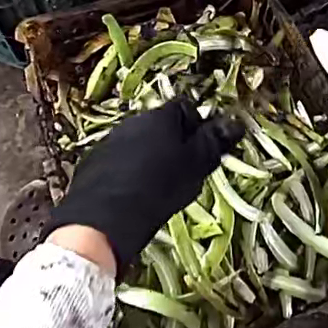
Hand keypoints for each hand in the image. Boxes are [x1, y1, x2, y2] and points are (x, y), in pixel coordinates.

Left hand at [45, 99, 240, 267]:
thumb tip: (235, 124)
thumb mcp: (196, 166)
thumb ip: (215, 142)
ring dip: (151, 157)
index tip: (205, 150)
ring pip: (140, 143)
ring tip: (160, 186)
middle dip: (175, 143)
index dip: (199, 127)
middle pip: (162, 125)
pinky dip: (129, 171)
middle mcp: (133, 121)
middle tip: (186, 170)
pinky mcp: (92, 163)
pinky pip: (119, 161)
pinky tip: (135, 195)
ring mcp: (109, 141)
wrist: (102, 220)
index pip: (187, 107)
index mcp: (161, 116)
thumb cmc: (159, 187)